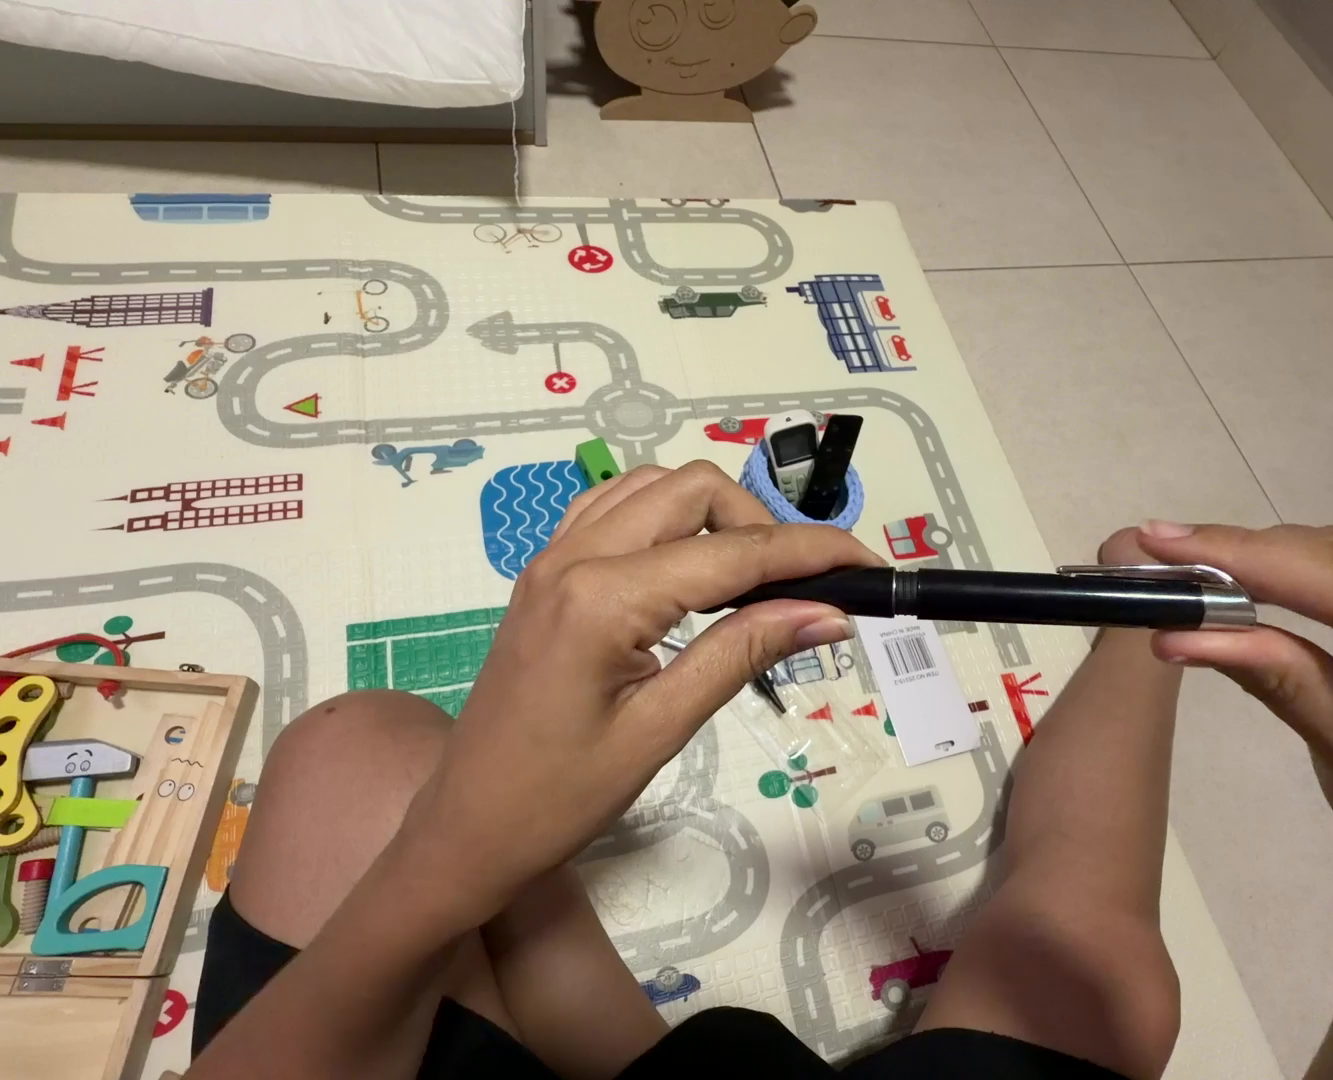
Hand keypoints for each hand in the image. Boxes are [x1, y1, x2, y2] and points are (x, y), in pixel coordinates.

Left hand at [396, 462, 877, 915]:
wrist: (466, 823)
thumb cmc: (560, 797)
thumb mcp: (662, 729)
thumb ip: (743, 653)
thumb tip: (828, 613)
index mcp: (603, 597)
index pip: (732, 552)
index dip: (809, 552)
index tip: (867, 564)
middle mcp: (575, 554)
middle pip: (693, 489)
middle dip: (759, 524)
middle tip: (796, 587)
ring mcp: (552, 554)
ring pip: (653, 486)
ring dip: (713, 514)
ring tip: (748, 577)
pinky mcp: (546, 569)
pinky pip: (613, 507)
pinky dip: (664, 517)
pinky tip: (685, 564)